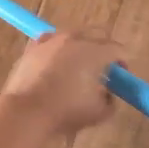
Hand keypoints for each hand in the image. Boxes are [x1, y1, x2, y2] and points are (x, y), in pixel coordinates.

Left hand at [0, 29, 123, 135]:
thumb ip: (111, 101)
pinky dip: (58, 47)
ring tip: (78, 65)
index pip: (117, 49)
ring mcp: (52, 40)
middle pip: (98, 34)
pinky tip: (56, 61)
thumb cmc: (66, 112)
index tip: (121, 75)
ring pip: (74, 34)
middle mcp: (75, 39)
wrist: (26, 111)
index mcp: (95, 52)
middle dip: (104, 48)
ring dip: (81, 46)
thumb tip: (108, 94)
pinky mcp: (33, 46)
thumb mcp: (99, 113)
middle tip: (103, 67)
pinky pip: (51, 40)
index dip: (122, 61)